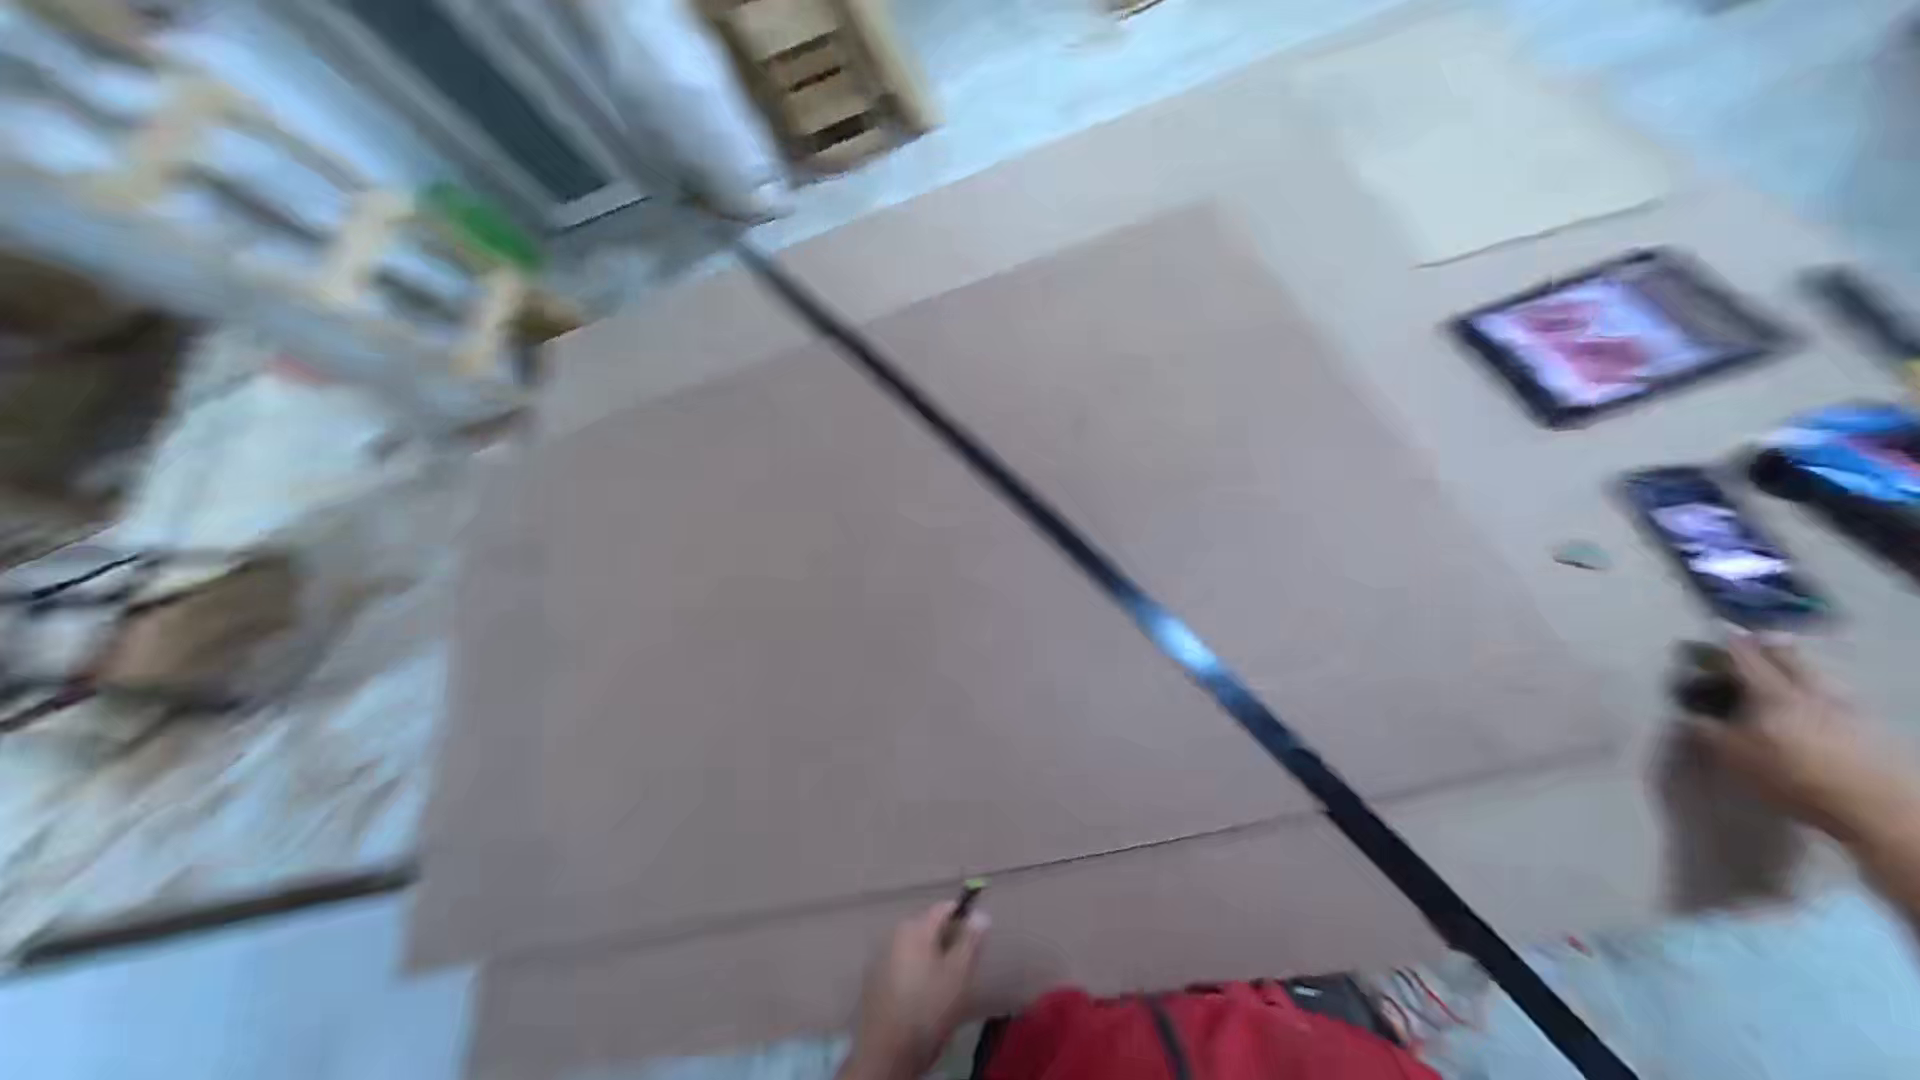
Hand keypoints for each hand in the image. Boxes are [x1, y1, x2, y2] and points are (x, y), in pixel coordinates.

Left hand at [841, 902, 987, 1079]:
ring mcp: (882, 956)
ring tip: (945, 985)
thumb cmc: (928, 1008)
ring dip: (932, 957)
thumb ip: (970, 941)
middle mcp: (895, 934)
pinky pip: (903, 963)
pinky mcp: (875, 979)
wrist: (887, 1052)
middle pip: (929, 927)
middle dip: (948, 941)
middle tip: (962, 968)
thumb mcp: (958, 974)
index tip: (976, 940)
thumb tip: (980, 914)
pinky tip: (923, 996)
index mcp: (915, 928)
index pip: (944, 908)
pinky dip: (916, 971)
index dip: (963, 919)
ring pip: (916, 947)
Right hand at [1686, 636, 1915, 839]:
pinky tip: (1817, 697)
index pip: (1747, 660)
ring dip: (1801, 666)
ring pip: (1819, 677)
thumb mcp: (1733, 755)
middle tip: (1759, 637)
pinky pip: (1837, 697)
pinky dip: (1821, 689)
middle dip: (1773, 647)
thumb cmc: (1791, 776)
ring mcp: (1847, 710)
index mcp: (1774, 694)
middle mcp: (1812, 693)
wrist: (1875, 808)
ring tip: (1789, 665)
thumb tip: (1686, 715)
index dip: (1730, 644)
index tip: (1719, 629)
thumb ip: (1706, 730)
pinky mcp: (1869, 730)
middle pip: (1792, 660)